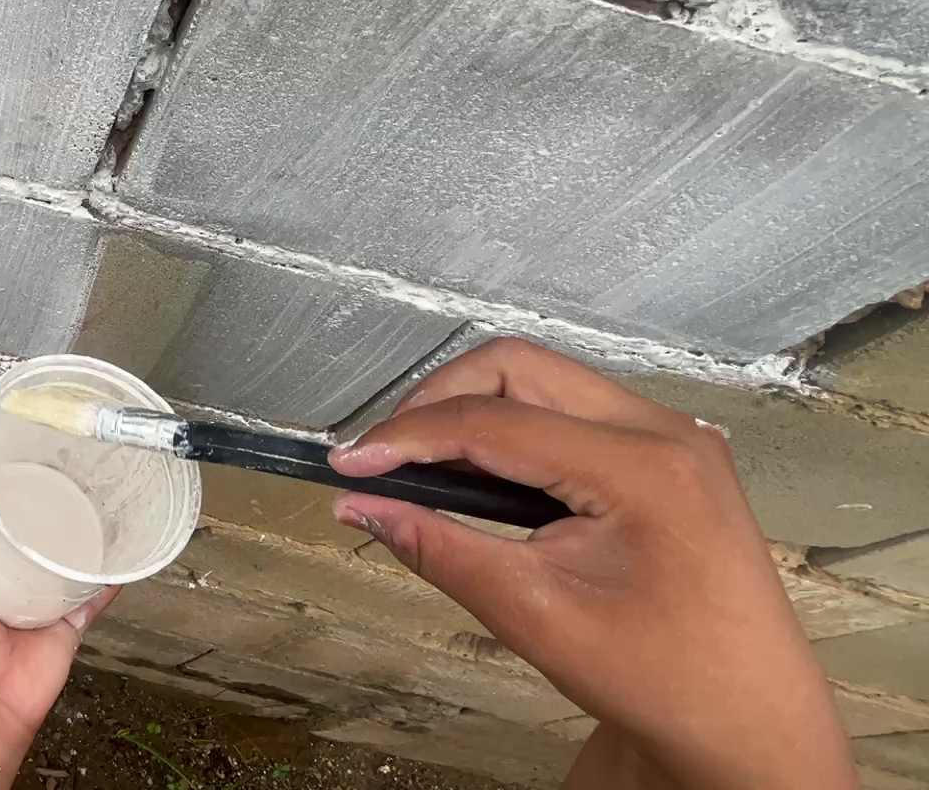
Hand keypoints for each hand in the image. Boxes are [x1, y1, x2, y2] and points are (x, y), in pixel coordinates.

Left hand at [0, 467, 115, 788]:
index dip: (5, 485)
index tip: (21, 456)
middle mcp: (15, 570)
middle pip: (37, 528)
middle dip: (51, 502)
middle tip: (69, 469)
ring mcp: (46, 592)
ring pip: (70, 554)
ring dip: (85, 532)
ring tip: (100, 498)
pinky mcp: (71, 616)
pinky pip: (96, 590)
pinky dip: (112, 573)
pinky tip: (125, 549)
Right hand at [328, 338, 854, 789]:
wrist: (749, 730)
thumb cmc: (653, 678)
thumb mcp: (528, 612)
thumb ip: (431, 545)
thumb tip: (350, 505)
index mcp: (641, 468)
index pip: (489, 421)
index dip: (404, 436)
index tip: (346, 463)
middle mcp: (659, 429)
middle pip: (511, 365)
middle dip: (433, 400)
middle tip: (386, 454)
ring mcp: (664, 432)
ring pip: (530, 373)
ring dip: (462, 404)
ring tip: (419, 459)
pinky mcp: (656, 446)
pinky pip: (553, 401)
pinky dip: (495, 419)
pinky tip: (470, 465)